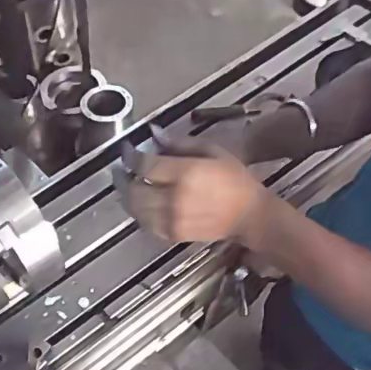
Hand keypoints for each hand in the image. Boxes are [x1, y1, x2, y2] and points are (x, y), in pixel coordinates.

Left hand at [125, 143, 277, 244]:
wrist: (250, 215)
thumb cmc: (234, 178)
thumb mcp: (212, 151)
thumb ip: (181, 143)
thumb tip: (155, 134)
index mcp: (185, 174)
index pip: (145, 164)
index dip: (130, 156)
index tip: (126, 150)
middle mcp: (174, 199)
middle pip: (133, 190)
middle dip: (122, 179)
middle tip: (120, 170)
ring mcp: (172, 220)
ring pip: (135, 210)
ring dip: (128, 197)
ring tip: (129, 186)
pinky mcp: (173, 235)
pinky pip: (146, 225)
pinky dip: (139, 214)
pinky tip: (142, 204)